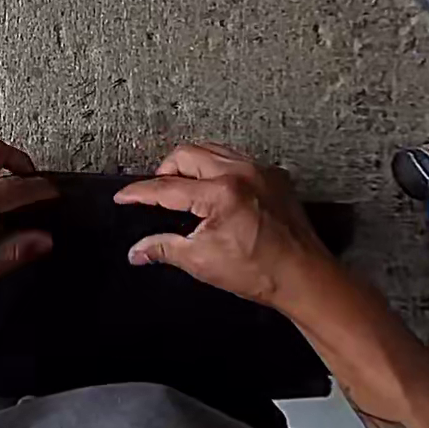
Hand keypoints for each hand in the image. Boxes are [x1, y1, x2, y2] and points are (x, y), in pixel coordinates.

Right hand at [113, 142, 340, 311]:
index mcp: (221, 194)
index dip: (140, 192)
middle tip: (157, 193)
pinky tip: (215, 188)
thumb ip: (164, 248)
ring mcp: (260, 170)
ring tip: (183, 188)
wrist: (303, 276)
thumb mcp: (202, 261)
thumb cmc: (261, 272)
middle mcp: (241, 173)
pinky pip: (236, 158)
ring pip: (211, 150)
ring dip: (192, 165)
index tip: (125, 195)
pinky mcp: (273, 174)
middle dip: (165, 172)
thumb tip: (138, 250)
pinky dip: (218, 167)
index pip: (167, 187)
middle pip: (186, 155)